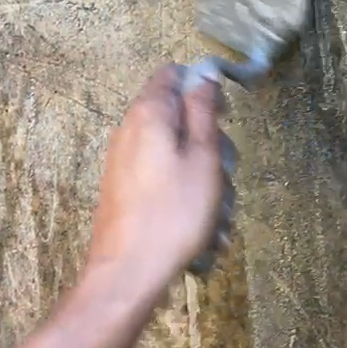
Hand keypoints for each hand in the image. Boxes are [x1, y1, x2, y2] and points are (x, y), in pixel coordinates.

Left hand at [80, 66, 224, 308]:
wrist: (127, 275)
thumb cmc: (174, 212)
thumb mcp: (203, 156)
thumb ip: (204, 109)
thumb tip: (205, 73)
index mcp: (148, 112)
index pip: (173, 74)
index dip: (201, 88)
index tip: (222, 117)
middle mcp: (129, 128)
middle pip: (176, 115)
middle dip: (206, 138)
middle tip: (224, 171)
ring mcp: (122, 159)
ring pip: (173, 150)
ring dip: (200, 173)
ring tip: (217, 212)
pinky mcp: (122, 187)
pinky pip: (160, 175)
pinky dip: (182, 191)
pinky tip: (199, 227)